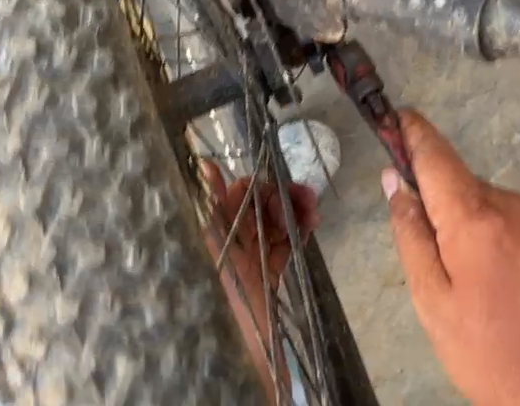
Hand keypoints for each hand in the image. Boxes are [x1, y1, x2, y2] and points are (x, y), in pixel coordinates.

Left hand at [200, 160, 320, 393]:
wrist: (251, 356)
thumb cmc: (231, 299)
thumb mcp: (219, 248)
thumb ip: (215, 206)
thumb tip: (204, 163)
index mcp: (215, 233)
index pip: (237, 195)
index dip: (260, 187)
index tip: (281, 190)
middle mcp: (231, 241)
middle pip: (259, 206)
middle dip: (283, 197)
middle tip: (308, 198)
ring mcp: (250, 258)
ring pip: (274, 222)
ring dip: (295, 212)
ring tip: (315, 213)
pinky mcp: (267, 274)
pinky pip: (283, 244)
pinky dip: (297, 232)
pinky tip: (311, 226)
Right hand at [384, 110, 519, 405]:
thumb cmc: (496, 358)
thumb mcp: (434, 305)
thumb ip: (411, 235)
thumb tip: (396, 182)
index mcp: (474, 218)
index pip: (435, 154)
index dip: (411, 132)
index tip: (397, 116)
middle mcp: (516, 205)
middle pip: (465, 188)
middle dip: (448, 212)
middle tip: (448, 270)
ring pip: (498, 209)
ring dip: (484, 231)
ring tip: (492, 292)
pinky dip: (515, 243)